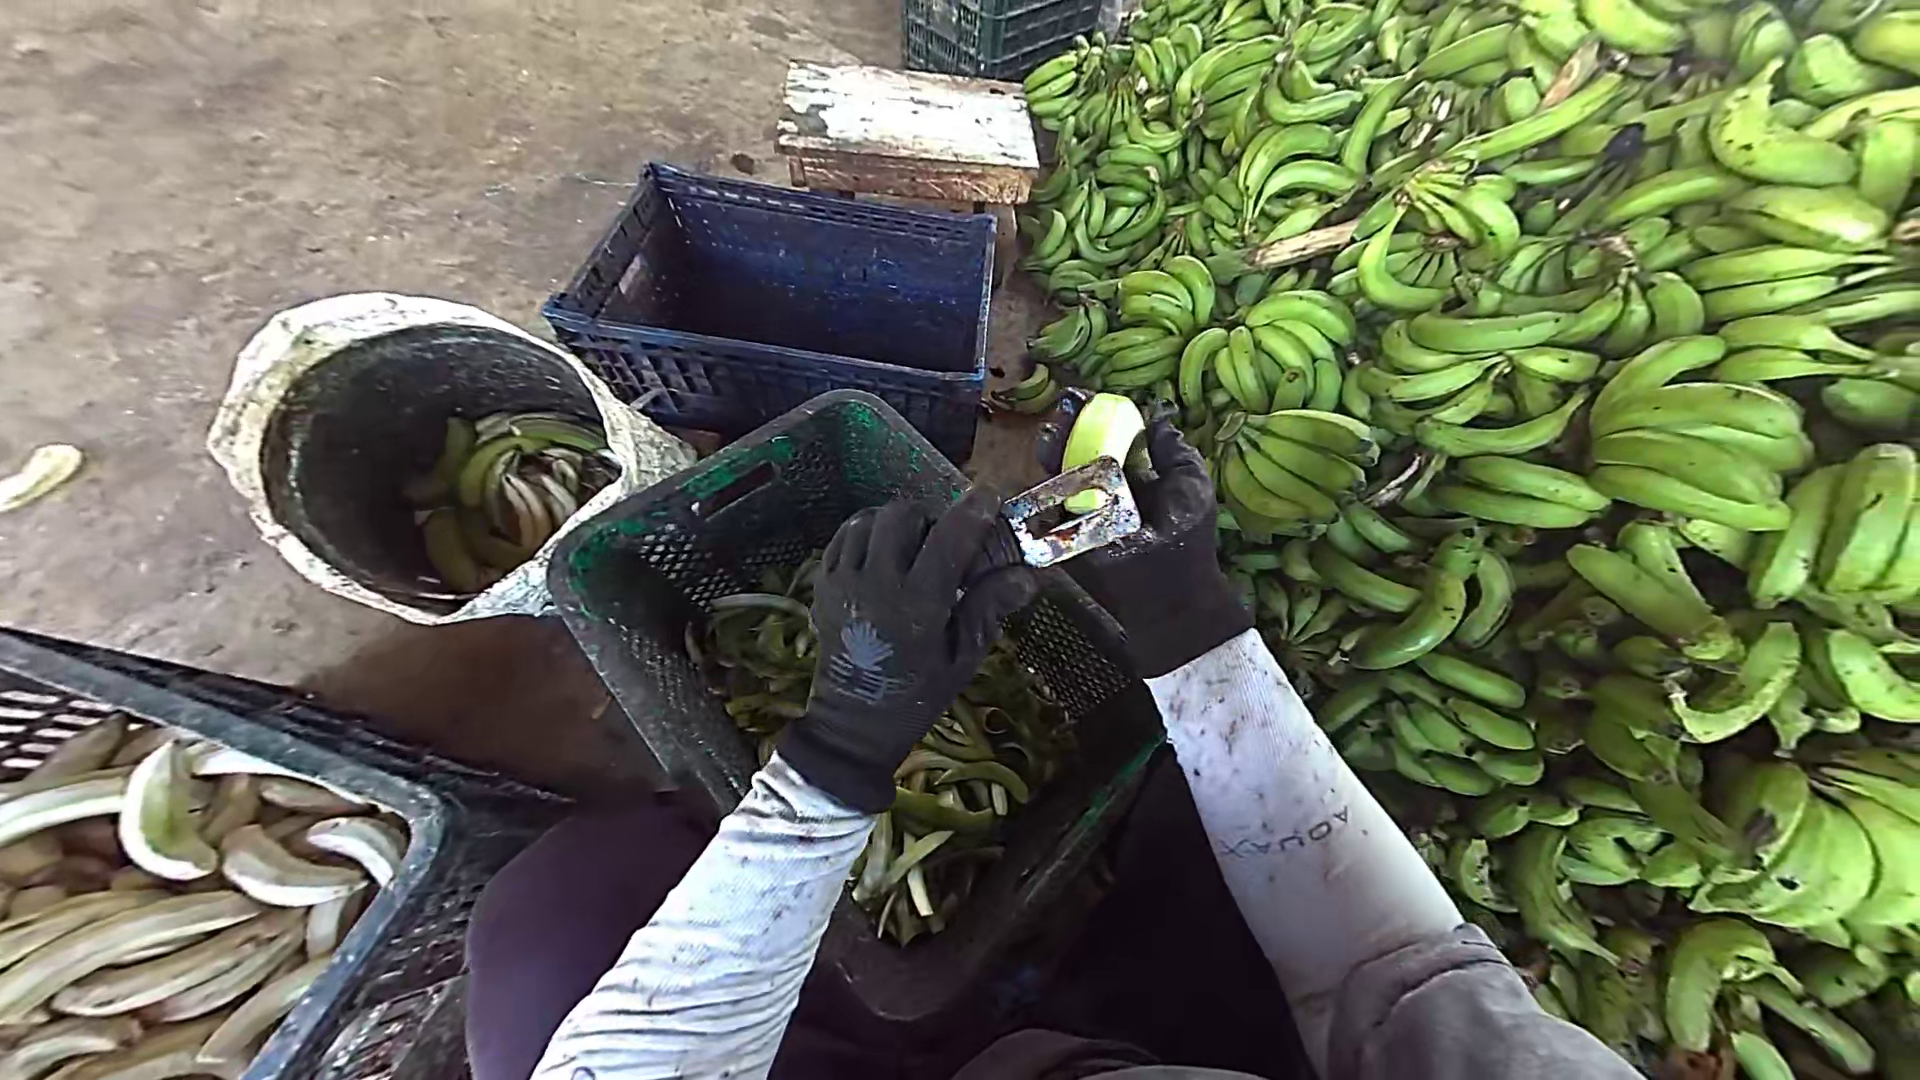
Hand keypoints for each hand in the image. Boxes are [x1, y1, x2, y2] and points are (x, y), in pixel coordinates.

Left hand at [778, 489, 1039, 811]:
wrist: (853, 723)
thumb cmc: (918, 694)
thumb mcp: (964, 658)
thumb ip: (989, 608)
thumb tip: (1025, 574)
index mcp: (917, 605)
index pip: (948, 539)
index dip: (973, 510)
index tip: (989, 496)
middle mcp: (875, 584)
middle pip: (902, 515)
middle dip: (930, 517)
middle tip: (943, 540)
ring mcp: (842, 582)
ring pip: (869, 519)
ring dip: (896, 524)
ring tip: (911, 547)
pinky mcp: (823, 585)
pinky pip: (844, 537)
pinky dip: (867, 534)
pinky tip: (882, 554)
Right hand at [1038, 404, 1249, 677]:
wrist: (1172, 592)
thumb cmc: (1187, 539)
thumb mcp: (1191, 485)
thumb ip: (1173, 451)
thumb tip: (1158, 415)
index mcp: (1132, 474)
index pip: (1107, 436)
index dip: (1096, 415)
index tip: (1088, 397)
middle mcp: (1104, 488)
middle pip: (1077, 448)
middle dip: (1069, 424)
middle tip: (1068, 404)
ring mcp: (1083, 510)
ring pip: (1058, 472)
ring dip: (1053, 446)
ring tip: (1053, 427)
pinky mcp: (1067, 533)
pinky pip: (1049, 505)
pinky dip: (1044, 483)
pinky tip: (1048, 461)